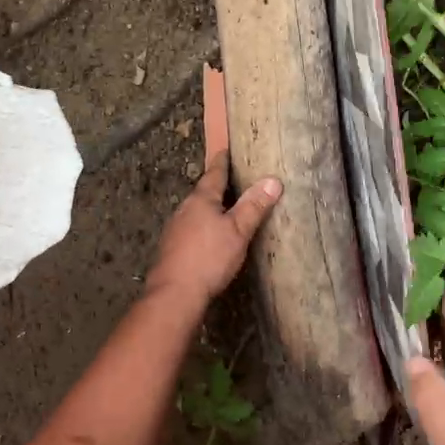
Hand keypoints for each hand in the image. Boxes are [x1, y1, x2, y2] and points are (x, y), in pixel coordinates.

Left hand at [146, 150, 281, 303]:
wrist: (174, 294)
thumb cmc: (208, 258)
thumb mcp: (238, 231)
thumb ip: (254, 206)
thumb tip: (272, 180)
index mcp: (201, 200)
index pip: (214, 174)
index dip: (222, 162)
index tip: (225, 150)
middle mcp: (184, 210)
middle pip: (203, 193)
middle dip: (216, 187)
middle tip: (232, 181)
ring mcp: (174, 230)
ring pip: (195, 213)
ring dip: (209, 209)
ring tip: (224, 210)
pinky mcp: (171, 250)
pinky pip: (190, 230)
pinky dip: (202, 227)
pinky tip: (209, 238)